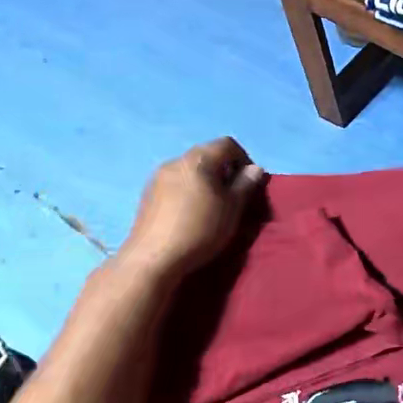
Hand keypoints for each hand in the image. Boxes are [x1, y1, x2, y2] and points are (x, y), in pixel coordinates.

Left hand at [116, 137, 267, 281]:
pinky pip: (175, 183)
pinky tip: (189, 215)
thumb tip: (255, 168)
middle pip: (206, 155)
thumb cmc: (199, 230)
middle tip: (232, 198)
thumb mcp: (231, 209)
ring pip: (189, 170)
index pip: (227, 144)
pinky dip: (188, 191)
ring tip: (211, 208)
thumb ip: (245, 185)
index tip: (249, 183)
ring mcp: (157, 177)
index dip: (244, 159)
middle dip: (224, 171)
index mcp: (197, 159)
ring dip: (205, 182)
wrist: (153, 258)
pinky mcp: (147, 194)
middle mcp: (175, 160)